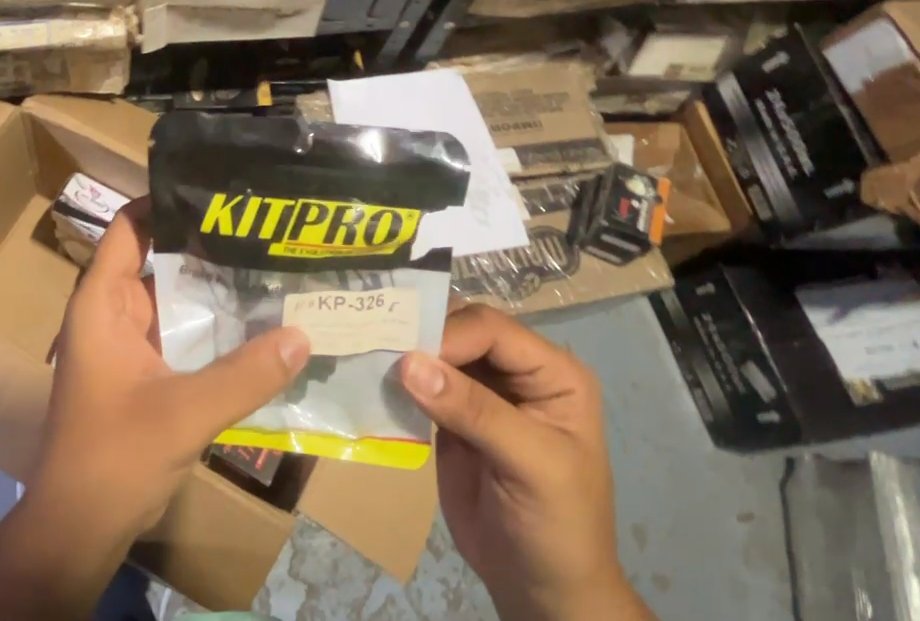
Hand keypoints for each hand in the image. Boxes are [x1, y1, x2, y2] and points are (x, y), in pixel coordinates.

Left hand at [30, 199, 311, 537]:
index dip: (165, 203)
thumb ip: (245, 375)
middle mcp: (113, 315)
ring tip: (276, 271)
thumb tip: (303, 334)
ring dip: (217, 294)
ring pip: (177, 304)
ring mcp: (129, 347)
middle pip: (160, 262)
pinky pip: (184, 339)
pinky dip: (216, 333)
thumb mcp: (184, 412)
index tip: (218, 190)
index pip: (128, 229)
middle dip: (209, 248)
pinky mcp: (145, 377)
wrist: (79, 527)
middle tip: (267, 231)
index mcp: (102, 304)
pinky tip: (263, 330)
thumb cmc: (115, 456)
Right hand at [397, 305, 648, 620]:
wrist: (541, 590)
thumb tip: (407, 363)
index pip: (492, 329)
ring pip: (436, 350)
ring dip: (403, 352)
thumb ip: (474, 411)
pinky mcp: (450, 416)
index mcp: (553, 373)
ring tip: (363, 354)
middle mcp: (517, 372)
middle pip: (461, 329)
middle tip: (373, 341)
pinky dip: (396, 380)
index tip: (404, 356)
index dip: (449, 334)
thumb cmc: (556, 526)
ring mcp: (481, 392)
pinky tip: (371, 381)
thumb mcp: (531, 466)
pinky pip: (420, 382)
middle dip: (420, 333)